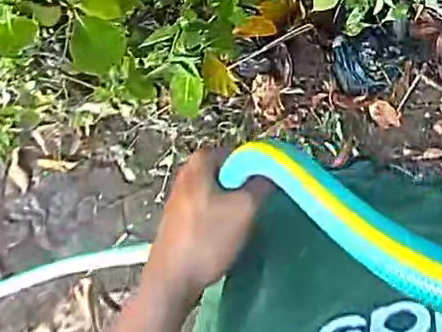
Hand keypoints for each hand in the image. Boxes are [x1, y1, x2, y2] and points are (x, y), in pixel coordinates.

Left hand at [139, 149, 272, 303]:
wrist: (168, 288)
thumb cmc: (207, 240)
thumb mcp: (246, 207)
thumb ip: (264, 182)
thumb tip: (273, 169)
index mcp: (201, 159)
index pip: (242, 153)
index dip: (257, 171)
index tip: (263, 192)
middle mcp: (187, 171)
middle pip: (230, 173)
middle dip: (243, 189)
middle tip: (252, 209)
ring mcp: (179, 196)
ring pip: (220, 193)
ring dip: (232, 207)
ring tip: (237, 226)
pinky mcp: (177, 219)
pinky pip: (208, 209)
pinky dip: (217, 219)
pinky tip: (221, 238)